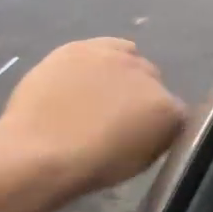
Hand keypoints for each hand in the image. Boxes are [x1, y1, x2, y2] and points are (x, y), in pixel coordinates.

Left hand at [0, 38, 186, 190]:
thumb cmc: (93, 166)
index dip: (155, 121)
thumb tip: (152, 121)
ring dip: (121, 73)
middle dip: (138, 94)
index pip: (174, 109)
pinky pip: (106, 46)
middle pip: (153, 80)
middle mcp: (153, 80)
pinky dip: (101, 57)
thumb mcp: (145, 157)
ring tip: (96, 92)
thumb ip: (159, 131)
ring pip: (131, 59)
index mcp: (173, 110)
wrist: (38, 155)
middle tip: (114, 113)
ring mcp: (117, 61)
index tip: (136, 132)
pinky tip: (85, 74)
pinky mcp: (84, 50)